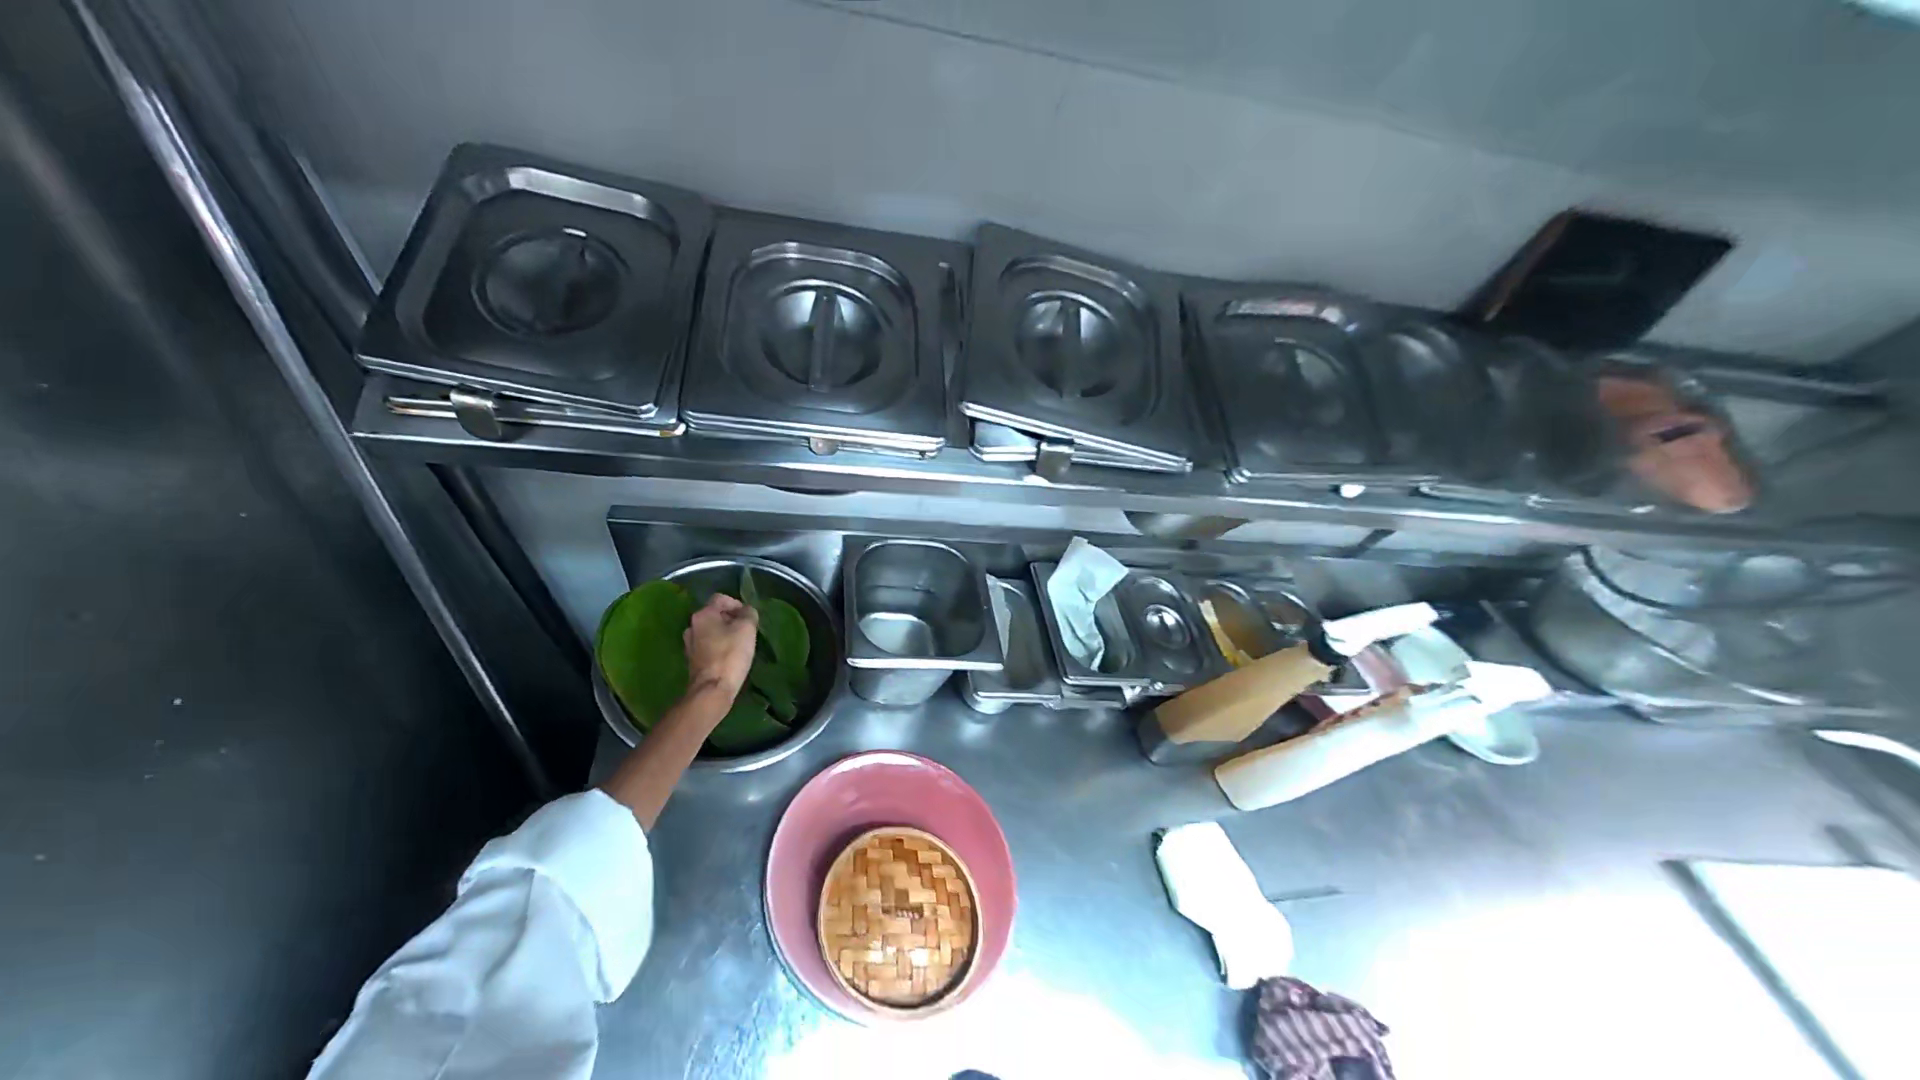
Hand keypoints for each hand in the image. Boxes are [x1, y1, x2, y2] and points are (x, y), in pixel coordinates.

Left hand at [684, 594, 757, 699]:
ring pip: (710, 631)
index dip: (737, 603)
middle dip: (731, 619)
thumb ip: (748, 614)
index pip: (720, 599)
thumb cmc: (730, 654)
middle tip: (746, 629)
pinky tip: (729, 656)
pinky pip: (707, 646)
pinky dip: (718, 646)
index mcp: (702, 615)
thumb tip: (746, 611)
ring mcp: (689, 644)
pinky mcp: (692, 660)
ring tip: (739, 643)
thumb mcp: (747, 628)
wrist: (712, 689)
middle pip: (714, 615)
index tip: (748, 616)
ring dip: (724, 633)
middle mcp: (692, 626)